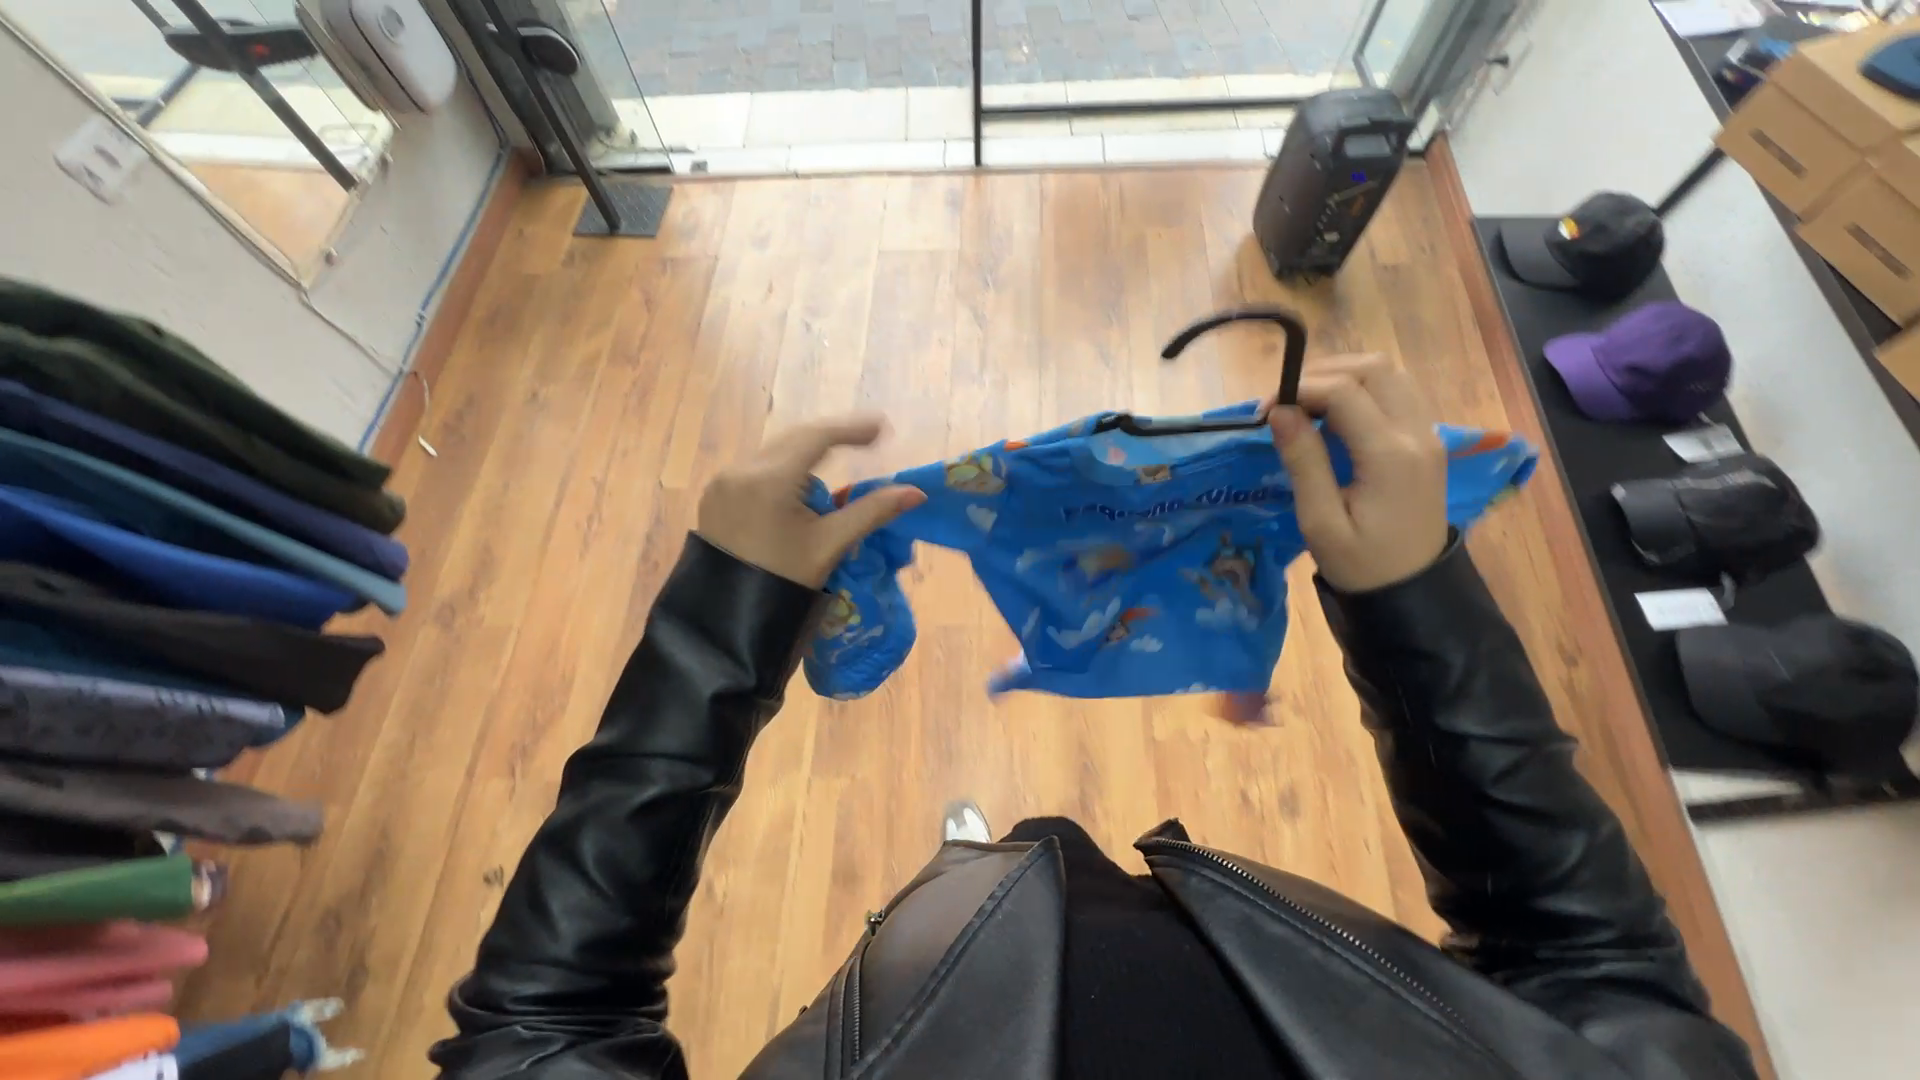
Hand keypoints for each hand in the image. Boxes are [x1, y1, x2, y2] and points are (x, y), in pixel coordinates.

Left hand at [697, 415, 926, 588]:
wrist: (729, 618)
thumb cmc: (784, 582)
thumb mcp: (831, 544)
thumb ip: (872, 512)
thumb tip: (915, 493)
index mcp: (770, 480)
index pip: (817, 438)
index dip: (852, 430)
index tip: (882, 428)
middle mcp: (740, 471)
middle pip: (794, 441)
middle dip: (830, 442)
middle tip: (866, 442)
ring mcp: (722, 483)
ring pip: (774, 457)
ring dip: (804, 463)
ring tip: (826, 494)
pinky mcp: (713, 497)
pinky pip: (755, 473)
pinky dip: (781, 478)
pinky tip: (795, 503)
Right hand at [1265, 354, 1448, 592]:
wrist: (1413, 591)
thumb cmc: (1359, 564)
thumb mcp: (1320, 521)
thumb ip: (1303, 462)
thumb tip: (1279, 412)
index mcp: (1389, 456)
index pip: (1344, 392)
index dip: (1298, 390)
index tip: (1264, 412)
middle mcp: (1416, 434)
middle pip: (1373, 369)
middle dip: (1322, 374)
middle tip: (1286, 403)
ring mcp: (1428, 434)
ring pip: (1389, 374)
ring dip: (1345, 377)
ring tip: (1308, 404)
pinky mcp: (1427, 440)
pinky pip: (1398, 393)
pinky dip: (1363, 390)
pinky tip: (1336, 416)